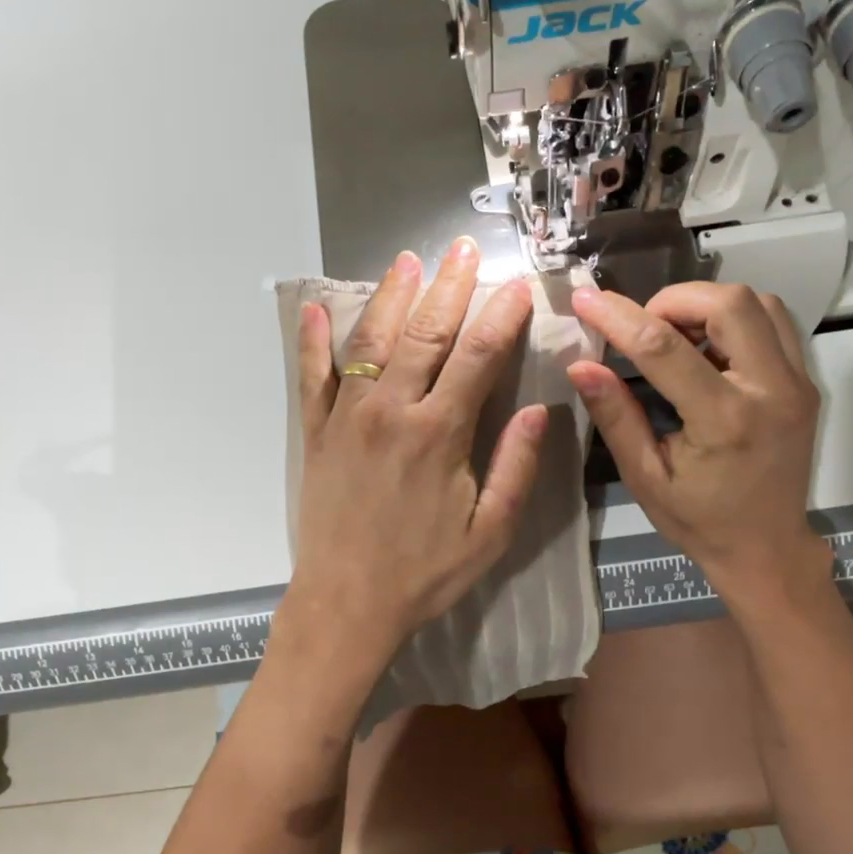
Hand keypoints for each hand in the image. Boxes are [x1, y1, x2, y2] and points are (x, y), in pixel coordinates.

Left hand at [287, 237, 547, 661]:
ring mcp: (347, 418)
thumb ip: (516, 467)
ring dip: (390, 297)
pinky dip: (312, 342)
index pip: (478, 357)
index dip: (501, 316)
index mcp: (439, 434)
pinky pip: (312, 378)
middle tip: (464, 249)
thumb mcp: (490, 532)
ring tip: (407, 260)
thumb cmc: (424, 573)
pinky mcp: (315, 433)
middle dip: (449, 287)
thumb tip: (540, 410)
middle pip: (424, 334)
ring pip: (370, 342)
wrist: (347, 603)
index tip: (518, 285)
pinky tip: (313, 309)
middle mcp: (391, 412)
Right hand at [566, 282, 829, 590]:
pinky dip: (735, 318)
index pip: (665, 348)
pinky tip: (707, 347)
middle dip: (673, 300)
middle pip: (728, 303)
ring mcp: (797, 383)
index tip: (585, 299)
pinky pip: (774, 323)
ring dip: (707, 305)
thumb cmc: (700, 521)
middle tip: (642, 326)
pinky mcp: (805, 382)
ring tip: (675, 335)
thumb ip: (616, 417)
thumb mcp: (646, 477)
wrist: (767, 548)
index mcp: (725, 421)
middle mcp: (771, 391)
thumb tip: (581, 365)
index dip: (619, 318)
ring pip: (758, 303)